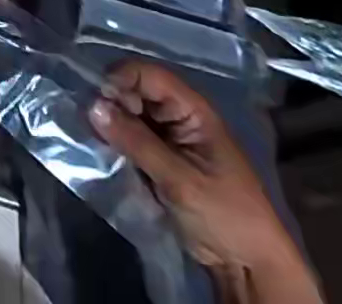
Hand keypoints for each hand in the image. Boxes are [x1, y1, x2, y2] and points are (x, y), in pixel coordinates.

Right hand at [91, 61, 322, 303]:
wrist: (249, 266)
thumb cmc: (226, 217)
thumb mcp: (181, 180)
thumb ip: (136, 141)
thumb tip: (92, 105)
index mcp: (193, 112)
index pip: (148, 75)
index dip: (119, 79)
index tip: (97, 100)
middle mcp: (177, 115)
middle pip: (132, 88)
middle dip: (110, 100)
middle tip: (93, 122)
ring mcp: (166, 135)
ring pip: (125, 110)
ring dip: (108, 120)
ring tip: (92, 135)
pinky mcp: (154, 154)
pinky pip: (125, 133)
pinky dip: (110, 136)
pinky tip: (100, 146)